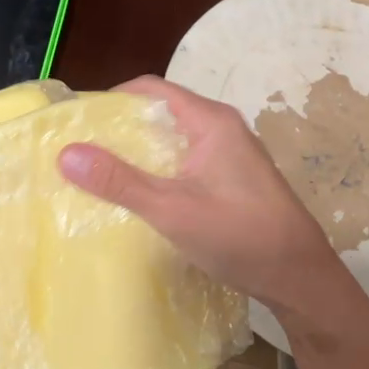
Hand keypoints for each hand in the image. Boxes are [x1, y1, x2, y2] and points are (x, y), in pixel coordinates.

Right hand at [58, 75, 332, 308]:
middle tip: (82, 150)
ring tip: (101, 172)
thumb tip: (66, 153)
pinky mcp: (232, 177)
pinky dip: (158, 167)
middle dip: (120, 127)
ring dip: (139, 150)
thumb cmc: (240, 236)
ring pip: (173, 137)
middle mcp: (221, 127)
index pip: (151, 88)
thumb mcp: (172, 210)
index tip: (79, 122)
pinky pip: (185, 158)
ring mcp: (230, 153)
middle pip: (161, 111)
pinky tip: (139, 193)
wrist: (302, 279)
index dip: (112, 99)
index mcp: (210, 121)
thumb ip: (120, 181)